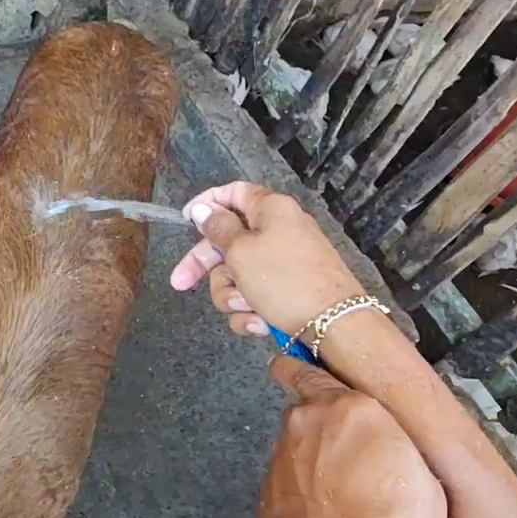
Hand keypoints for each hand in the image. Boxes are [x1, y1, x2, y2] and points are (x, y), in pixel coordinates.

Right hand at [169, 182, 366, 339]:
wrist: (336, 325)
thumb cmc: (284, 280)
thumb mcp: (241, 251)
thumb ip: (216, 228)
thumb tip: (201, 209)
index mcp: (270, 209)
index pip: (232, 192)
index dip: (206, 202)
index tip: (185, 218)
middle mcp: (277, 230)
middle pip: (226, 241)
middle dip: (205, 267)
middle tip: (180, 283)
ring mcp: (283, 261)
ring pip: (236, 273)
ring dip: (232, 294)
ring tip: (246, 307)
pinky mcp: (286, 289)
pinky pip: (254, 294)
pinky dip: (250, 310)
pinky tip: (258, 323)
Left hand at [256, 355, 445, 517]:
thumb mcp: (423, 478)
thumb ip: (389, 442)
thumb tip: (375, 444)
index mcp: (350, 406)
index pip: (307, 370)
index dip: (304, 373)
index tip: (306, 375)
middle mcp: (306, 418)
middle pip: (308, 410)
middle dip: (326, 427)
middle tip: (357, 458)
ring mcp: (281, 451)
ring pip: (300, 444)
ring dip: (317, 460)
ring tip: (351, 497)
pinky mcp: (266, 483)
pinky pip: (292, 476)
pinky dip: (306, 487)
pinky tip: (330, 515)